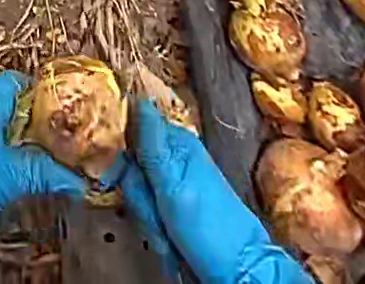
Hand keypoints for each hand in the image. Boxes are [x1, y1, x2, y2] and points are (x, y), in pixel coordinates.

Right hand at [117, 98, 308, 283]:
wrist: (240, 271)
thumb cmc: (209, 226)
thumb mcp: (174, 184)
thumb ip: (152, 145)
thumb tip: (138, 98)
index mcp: (177, 143)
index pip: (133, 132)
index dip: (124, 157)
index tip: (123, 178)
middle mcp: (175, 159)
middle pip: (134, 168)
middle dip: (140, 197)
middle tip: (159, 214)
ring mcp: (175, 185)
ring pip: (140, 194)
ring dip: (149, 218)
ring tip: (168, 234)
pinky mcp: (175, 209)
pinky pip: (151, 212)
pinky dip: (157, 229)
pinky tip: (170, 242)